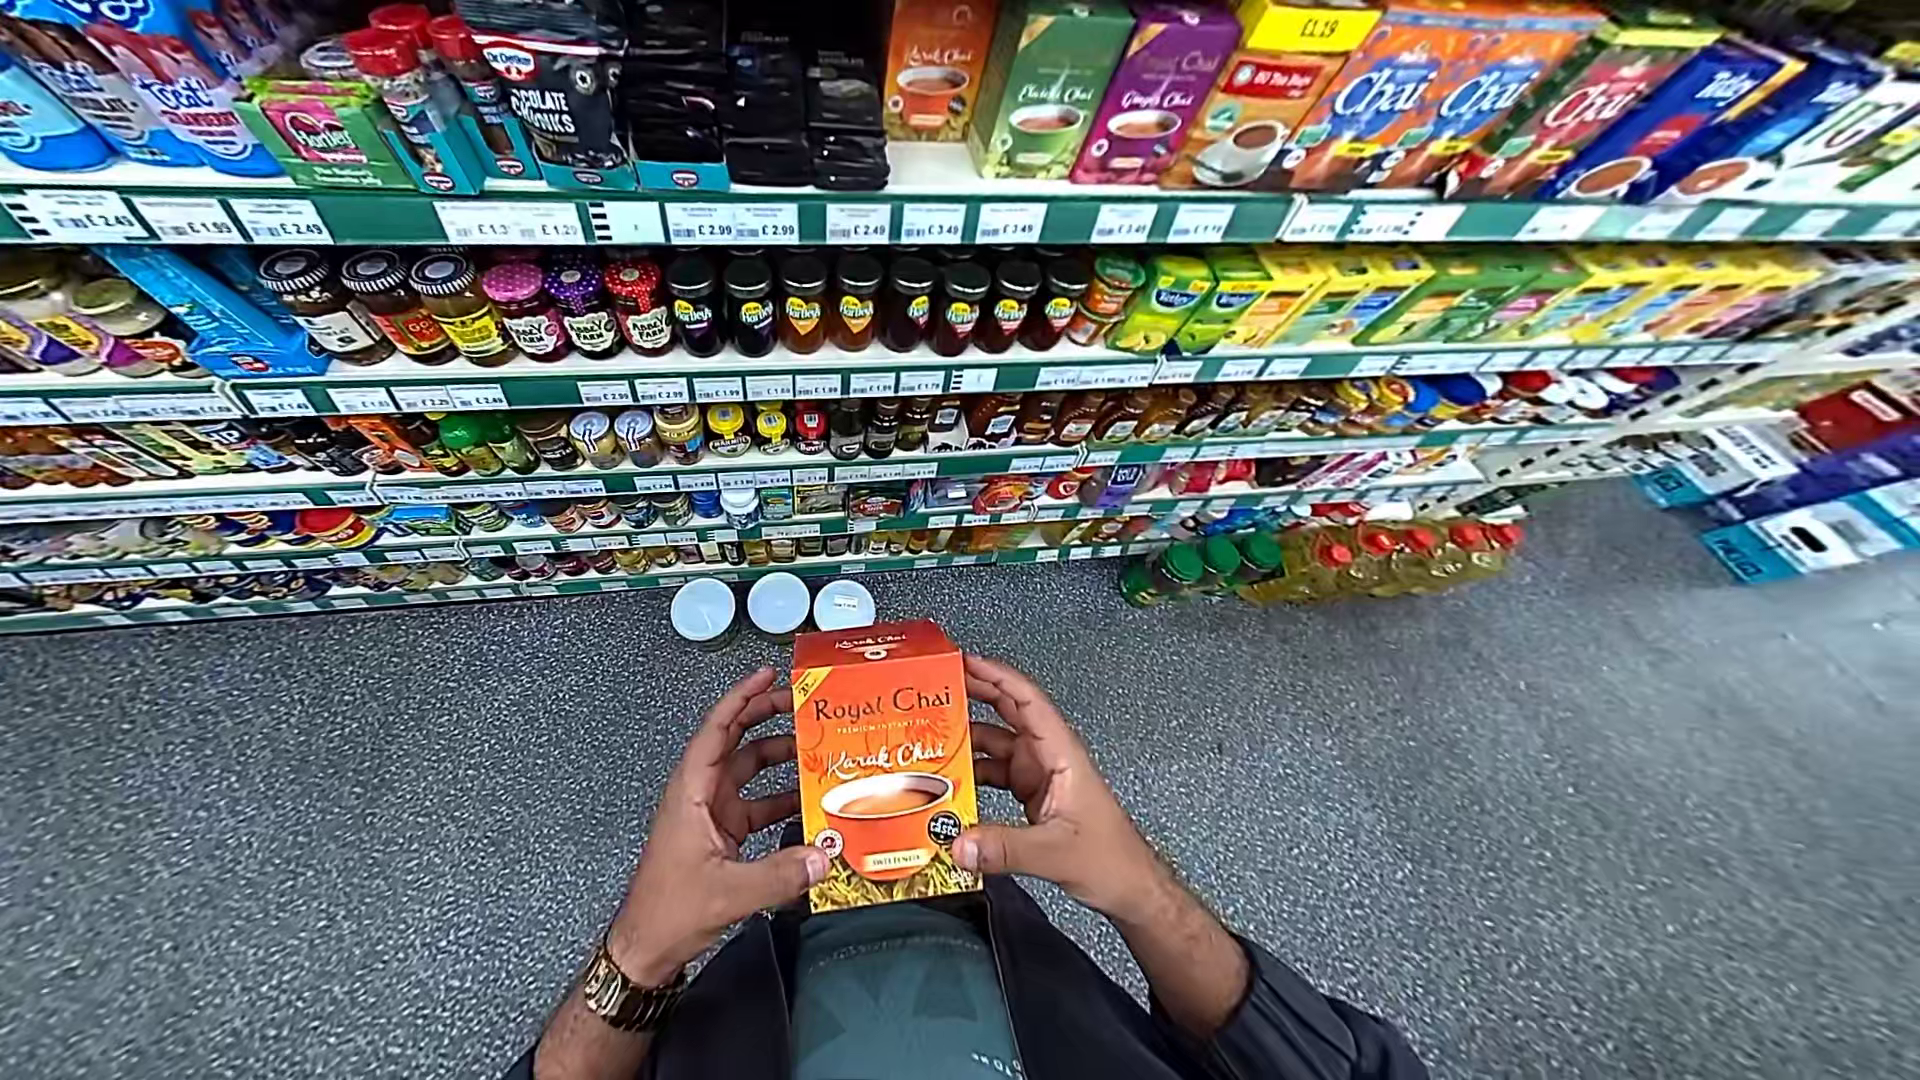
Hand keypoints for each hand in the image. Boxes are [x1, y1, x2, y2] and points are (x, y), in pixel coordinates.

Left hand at [606, 668, 827, 984]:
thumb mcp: (728, 892)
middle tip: (802, 703)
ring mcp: (714, 812)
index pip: (717, 729)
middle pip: (737, 739)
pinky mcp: (724, 832)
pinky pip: (759, 801)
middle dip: (767, 716)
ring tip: (815, 747)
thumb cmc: (668, 913)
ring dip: (781, 756)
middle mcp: (703, 793)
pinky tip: (809, 801)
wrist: (645, 952)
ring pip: (751, 769)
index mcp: (692, 791)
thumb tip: (825, 855)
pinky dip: (783, 796)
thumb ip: (781, 874)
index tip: (767, 676)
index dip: (742, 697)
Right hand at [954, 655, 1172, 921]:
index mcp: (1061, 752)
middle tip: (940, 684)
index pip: (1027, 699)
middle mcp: (1048, 755)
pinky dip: (972, 771)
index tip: (968, 662)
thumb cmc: (1111, 859)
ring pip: (997, 742)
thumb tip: (959, 841)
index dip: (997, 675)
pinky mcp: (1031, 792)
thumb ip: (1005, 848)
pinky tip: (950, 780)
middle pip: (1008, 710)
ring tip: (933, 735)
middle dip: (975, 693)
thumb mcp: (1056, 853)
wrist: (1129, 886)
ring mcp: (1038, 773)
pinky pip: (994, 771)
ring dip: (967, 737)